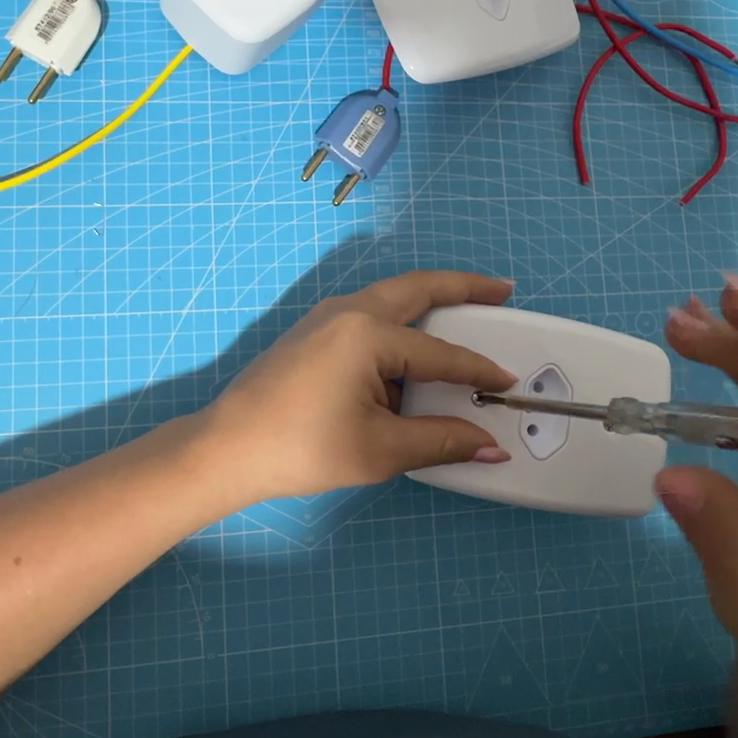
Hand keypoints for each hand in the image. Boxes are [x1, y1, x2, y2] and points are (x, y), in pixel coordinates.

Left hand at [195, 270, 519, 504]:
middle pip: (417, 289)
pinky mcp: (313, 331)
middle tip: (502, 290)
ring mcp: (325, 317)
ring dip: (429, 298)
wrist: (229, 447)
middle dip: (463, 287)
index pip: (440, 354)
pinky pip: (369, 312)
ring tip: (465, 309)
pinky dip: (400, 317)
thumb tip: (490, 446)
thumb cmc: (304, 448)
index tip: (508, 383)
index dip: (478, 371)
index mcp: (367, 333)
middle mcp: (348, 311)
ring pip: (390, 295)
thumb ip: (441, 441)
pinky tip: (411, 344)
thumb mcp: (380, 449)